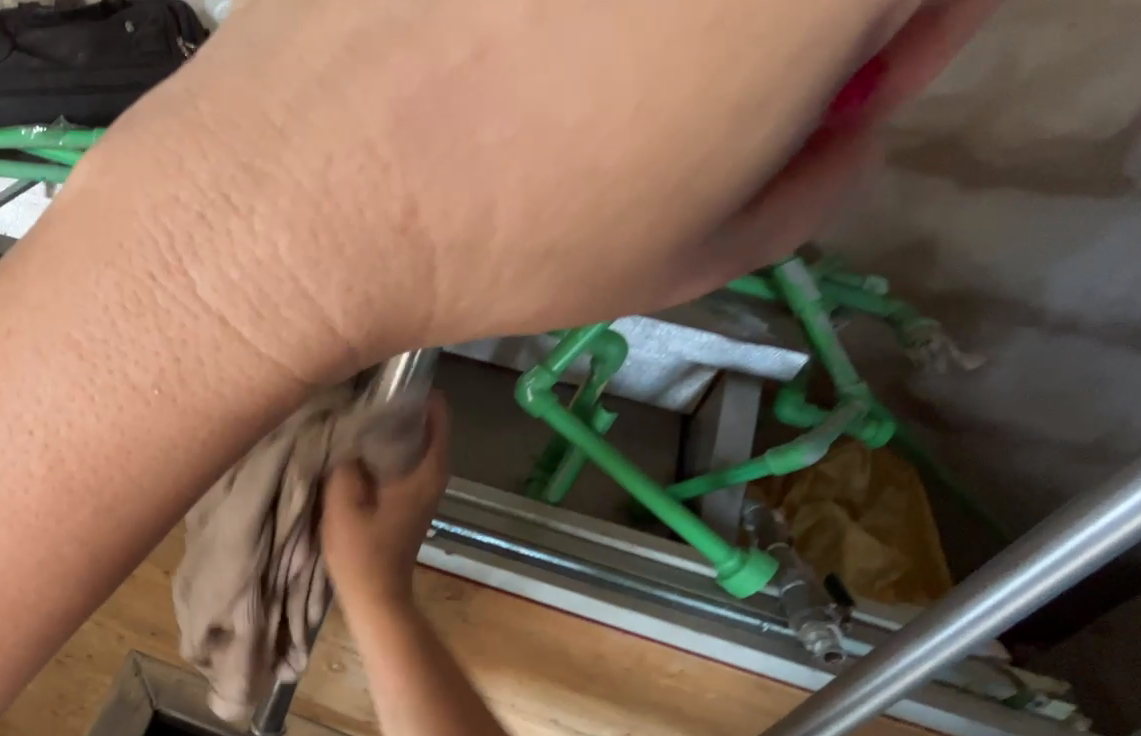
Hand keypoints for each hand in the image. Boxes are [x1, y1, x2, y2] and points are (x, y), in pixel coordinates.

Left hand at [67, 0, 997, 384]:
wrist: (304, 191)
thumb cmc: (504, 235)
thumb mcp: (704, 248)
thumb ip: (828, 161)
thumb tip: (847, 105)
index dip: (896, 31)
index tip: (833, 89)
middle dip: (785, 16)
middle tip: (698, 89)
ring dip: (661, 10)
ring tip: (574, 70)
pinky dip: (549, 8)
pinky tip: (507, 38)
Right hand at [323, 395, 452, 612]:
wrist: (376, 596)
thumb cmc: (362, 551)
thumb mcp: (343, 502)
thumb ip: (345, 461)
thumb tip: (348, 433)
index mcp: (426, 471)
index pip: (438, 413)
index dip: (417, 391)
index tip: (388, 377)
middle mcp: (433, 477)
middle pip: (426, 426)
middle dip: (401, 406)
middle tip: (366, 390)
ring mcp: (424, 492)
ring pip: (415, 445)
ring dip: (392, 429)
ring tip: (359, 413)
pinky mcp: (411, 503)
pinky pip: (405, 462)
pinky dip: (388, 449)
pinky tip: (359, 449)